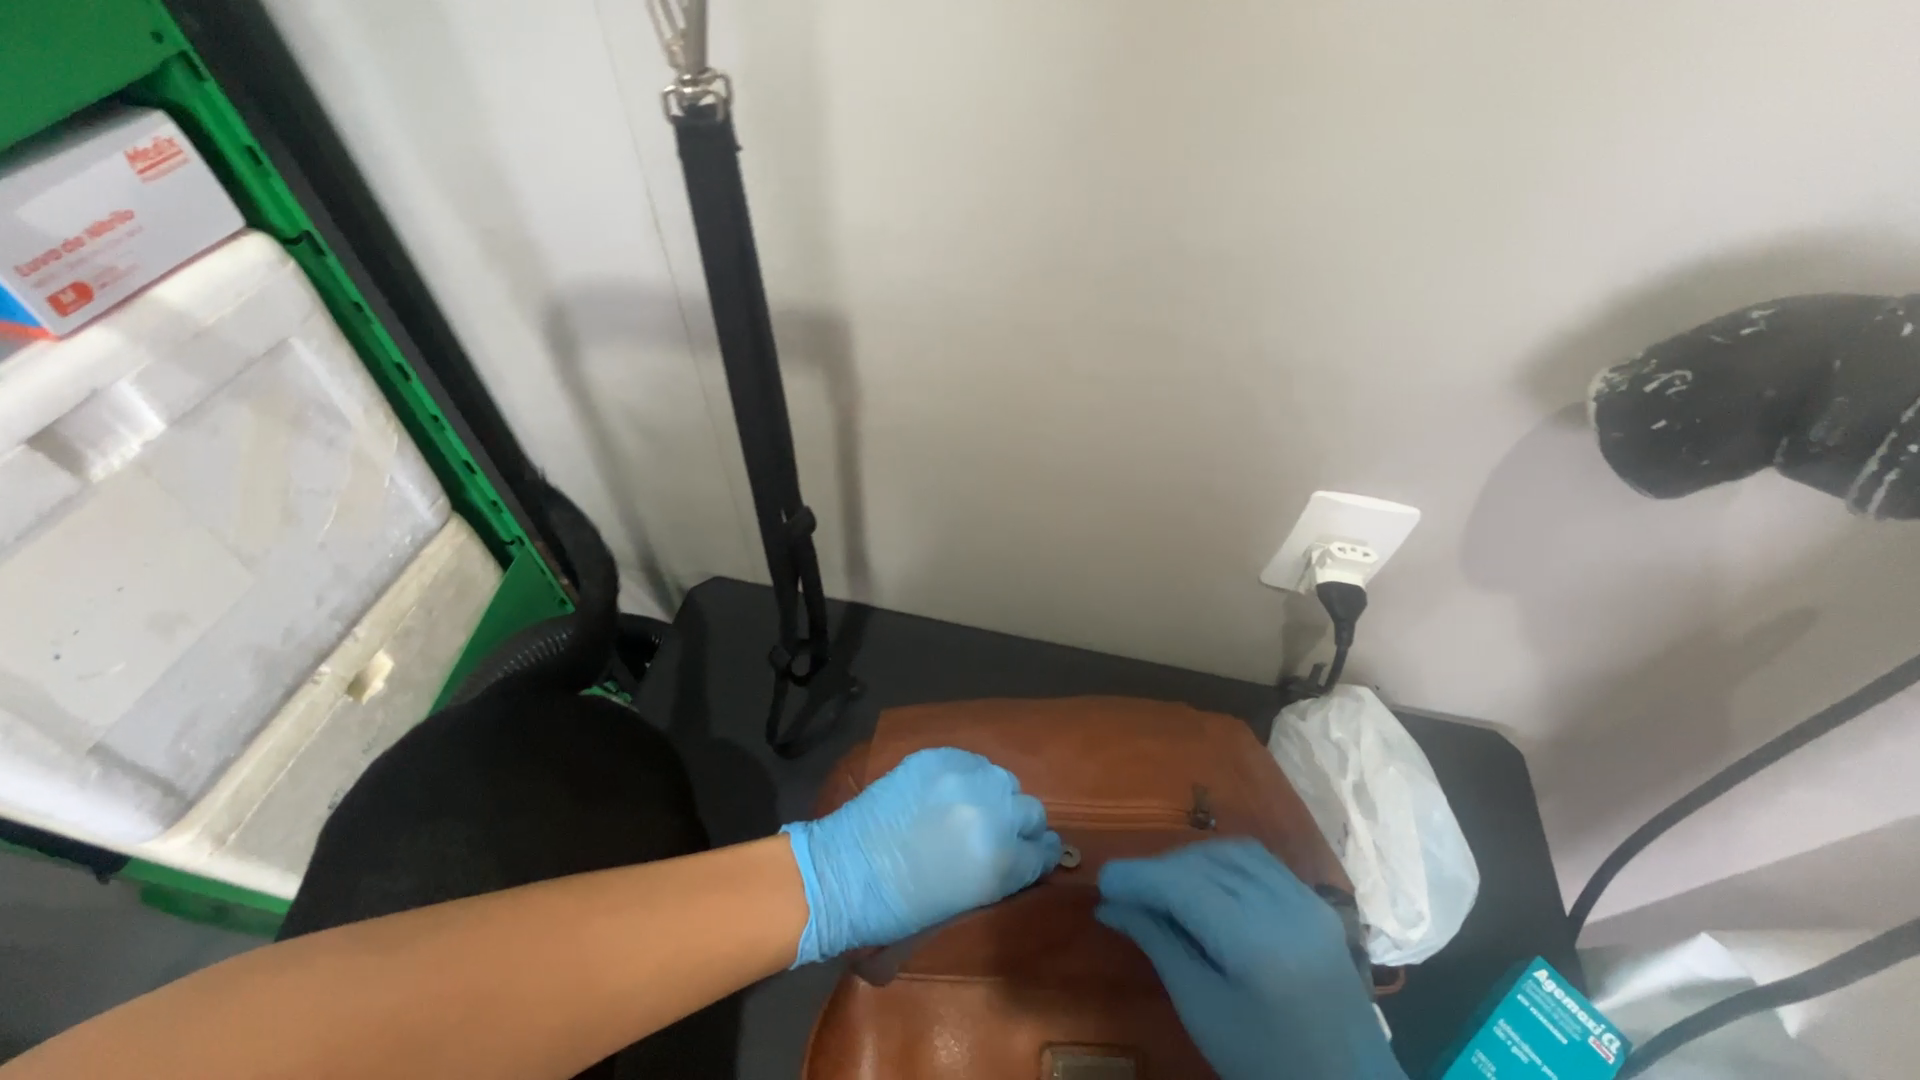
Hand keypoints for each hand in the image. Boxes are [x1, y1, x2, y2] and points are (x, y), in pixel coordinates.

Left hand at [782, 747, 1061, 965]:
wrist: (843, 874)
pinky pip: (971, 761)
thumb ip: (1003, 874)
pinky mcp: (937, 758)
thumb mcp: (969, 901)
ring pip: (1004, 780)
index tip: (1033, 854)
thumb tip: (1022, 854)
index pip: (1045, 851)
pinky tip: (949, 792)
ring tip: (972, 809)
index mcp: (1001, 864)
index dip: (1039, 854)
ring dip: (995, 796)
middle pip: (1031, 811)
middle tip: (998, 834)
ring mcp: (963, 781)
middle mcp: (992, 815)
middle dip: (1020, 825)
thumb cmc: (901, 909)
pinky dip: (967, 776)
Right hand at [1097, 839, 1405, 1079]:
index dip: (1138, 876)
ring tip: (1161, 886)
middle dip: (1159, 868)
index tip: (1102, 881)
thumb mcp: (1201, 1008)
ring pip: (1234, 852)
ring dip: (1190, 860)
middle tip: (1124, 890)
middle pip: (1207, 863)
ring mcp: (1309, 901)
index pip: (1184, 885)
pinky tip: (1203, 883)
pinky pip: (1261, 862)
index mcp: (1257, 943)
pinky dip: (1223, 862)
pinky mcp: (1318, 904)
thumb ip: (1158, 944)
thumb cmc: (1266, 1062)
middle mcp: (1287, 907)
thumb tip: (1110, 905)